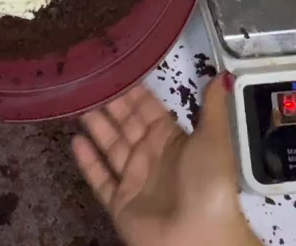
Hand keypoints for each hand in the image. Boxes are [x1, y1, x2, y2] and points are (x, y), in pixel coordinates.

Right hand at [72, 76, 258, 245]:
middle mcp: (150, 155)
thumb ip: (212, 107)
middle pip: (124, 123)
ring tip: (75, 102)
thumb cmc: (209, 184)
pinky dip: (88, 162)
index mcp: (171, 139)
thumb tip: (220, 75)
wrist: (202, 239)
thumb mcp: (215, 139)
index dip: (130, 89)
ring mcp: (134, 180)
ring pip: (109, 146)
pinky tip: (75, 142)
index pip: (146, 107)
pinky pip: (100, 180)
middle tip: (87, 80)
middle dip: (108, 103)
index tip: (111, 67)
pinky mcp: (120, 204)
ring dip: (95, 125)